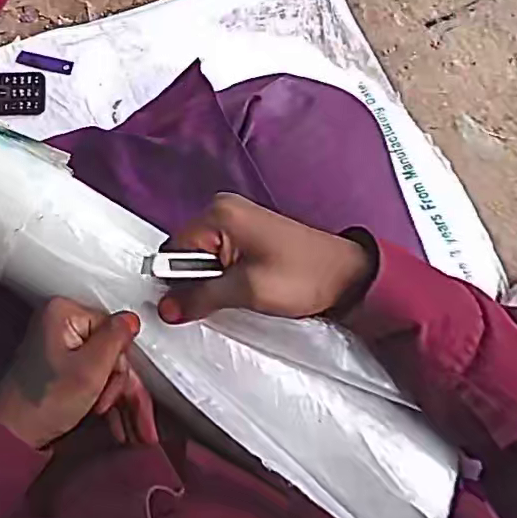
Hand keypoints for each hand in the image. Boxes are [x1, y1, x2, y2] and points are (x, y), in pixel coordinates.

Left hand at [0, 298, 158, 448]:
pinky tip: (115, 423)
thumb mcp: (90, 369)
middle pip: (110, 350)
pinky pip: (92, 374)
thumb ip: (115, 340)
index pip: (113, 329)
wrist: (14, 434)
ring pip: (104, 366)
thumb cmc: (43, 402)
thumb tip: (131, 319)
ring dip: (117, 398)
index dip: (120, 364)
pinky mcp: (59, 363)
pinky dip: (104, 398)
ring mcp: (58, 343)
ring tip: (125, 428)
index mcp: (62, 313)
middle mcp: (59, 322)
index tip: (117, 390)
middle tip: (125, 415)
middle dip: (121, 387)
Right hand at [156, 193, 373, 324]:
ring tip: (239, 290)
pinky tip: (242, 284)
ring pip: (200, 254)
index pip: (174, 249)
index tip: (191, 302)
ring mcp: (233, 217)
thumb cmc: (303, 277)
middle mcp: (221, 208)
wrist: (351, 277)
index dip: (179, 279)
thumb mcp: (247, 291)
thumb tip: (165, 309)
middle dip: (197, 278)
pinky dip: (222, 272)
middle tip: (225, 295)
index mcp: (219, 213)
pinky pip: (216, 253)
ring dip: (211, 278)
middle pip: (185, 250)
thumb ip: (201, 297)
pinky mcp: (244, 230)